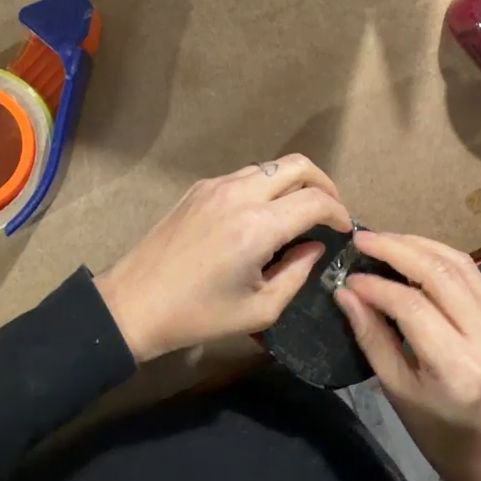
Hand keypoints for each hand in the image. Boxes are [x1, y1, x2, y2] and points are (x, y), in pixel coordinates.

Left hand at [95, 155, 351, 363]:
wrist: (135, 302)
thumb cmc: (199, 315)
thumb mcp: (259, 310)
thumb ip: (297, 274)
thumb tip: (315, 246)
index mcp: (257, 226)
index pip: (315, 201)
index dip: (339, 213)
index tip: (345, 231)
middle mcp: (239, 194)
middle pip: (297, 165)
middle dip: (323, 184)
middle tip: (331, 212)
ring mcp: (216, 185)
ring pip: (270, 166)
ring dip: (293, 183)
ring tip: (300, 214)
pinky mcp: (199, 187)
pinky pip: (245, 175)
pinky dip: (266, 187)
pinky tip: (264, 216)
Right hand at [335, 231, 480, 480]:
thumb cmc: (442, 439)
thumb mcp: (398, 392)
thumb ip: (371, 337)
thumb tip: (344, 292)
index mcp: (457, 367)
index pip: (411, 304)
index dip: (375, 285)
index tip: (347, 278)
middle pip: (438, 272)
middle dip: (395, 249)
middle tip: (360, 239)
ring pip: (457, 264)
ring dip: (417, 245)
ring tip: (382, 241)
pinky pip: (471, 274)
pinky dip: (439, 256)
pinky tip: (413, 253)